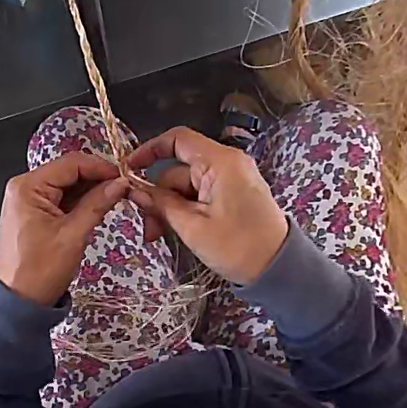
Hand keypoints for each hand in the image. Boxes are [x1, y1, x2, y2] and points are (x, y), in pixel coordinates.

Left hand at [0, 152, 132, 305]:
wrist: (18, 302)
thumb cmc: (40, 270)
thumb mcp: (73, 235)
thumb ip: (97, 204)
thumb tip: (120, 184)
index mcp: (27, 187)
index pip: (71, 164)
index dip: (100, 167)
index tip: (124, 176)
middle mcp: (25, 188)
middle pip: (69, 172)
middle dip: (97, 179)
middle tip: (123, 189)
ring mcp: (29, 201)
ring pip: (68, 186)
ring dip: (91, 191)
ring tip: (115, 200)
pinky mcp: (34, 214)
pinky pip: (62, 200)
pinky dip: (81, 203)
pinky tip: (98, 209)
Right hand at [126, 126, 287, 284]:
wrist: (278, 268)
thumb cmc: (238, 246)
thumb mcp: (192, 227)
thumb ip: (161, 204)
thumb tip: (135, 190)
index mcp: (220, 162)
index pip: (178, 139)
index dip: (150, 150)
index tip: (128, 169)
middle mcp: (227, 163)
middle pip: (178, 169)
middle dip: (158, 196)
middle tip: (147, 227)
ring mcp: (231, 179)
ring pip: (186, 186)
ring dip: (169, 208)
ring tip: (157, 235)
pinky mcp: (233, 195)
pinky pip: (200, 195)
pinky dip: (185, 210)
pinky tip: (174, 231)